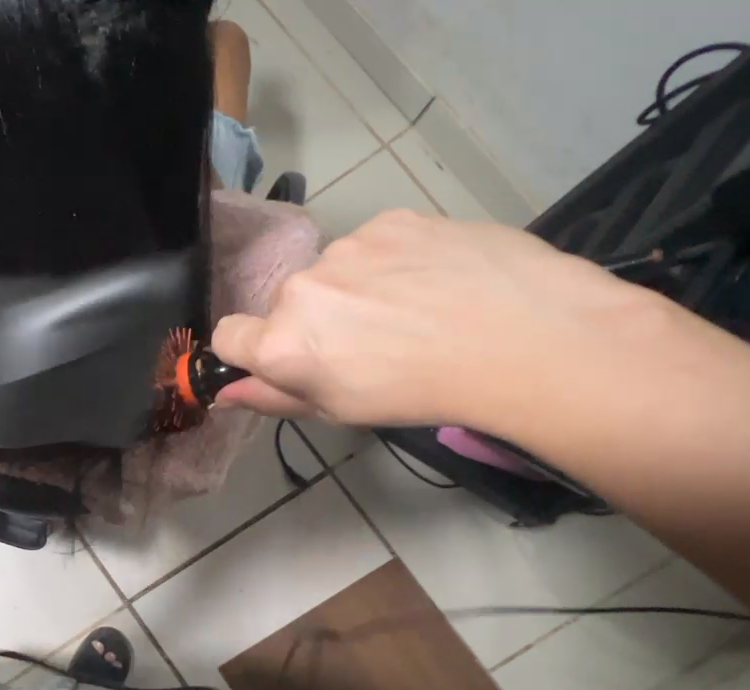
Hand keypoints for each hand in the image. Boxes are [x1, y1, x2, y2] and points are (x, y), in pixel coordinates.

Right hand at [210, 210, 663, 428]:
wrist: (525, 339)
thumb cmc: (423, 392)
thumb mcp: (339, 410)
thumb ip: (273, 397)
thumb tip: (224, 392)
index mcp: (282, 343)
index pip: (226, 334)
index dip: (248, 349)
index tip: (281, 359)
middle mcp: (302, 288)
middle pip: (286, 303)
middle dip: (313, 320)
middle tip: (367, 343)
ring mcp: (348, 247)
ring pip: (333, 271)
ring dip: (353, 288)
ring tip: (410, 309)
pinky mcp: (393, 219)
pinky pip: (374, 243)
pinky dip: (392, 261)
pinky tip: (432, 280)